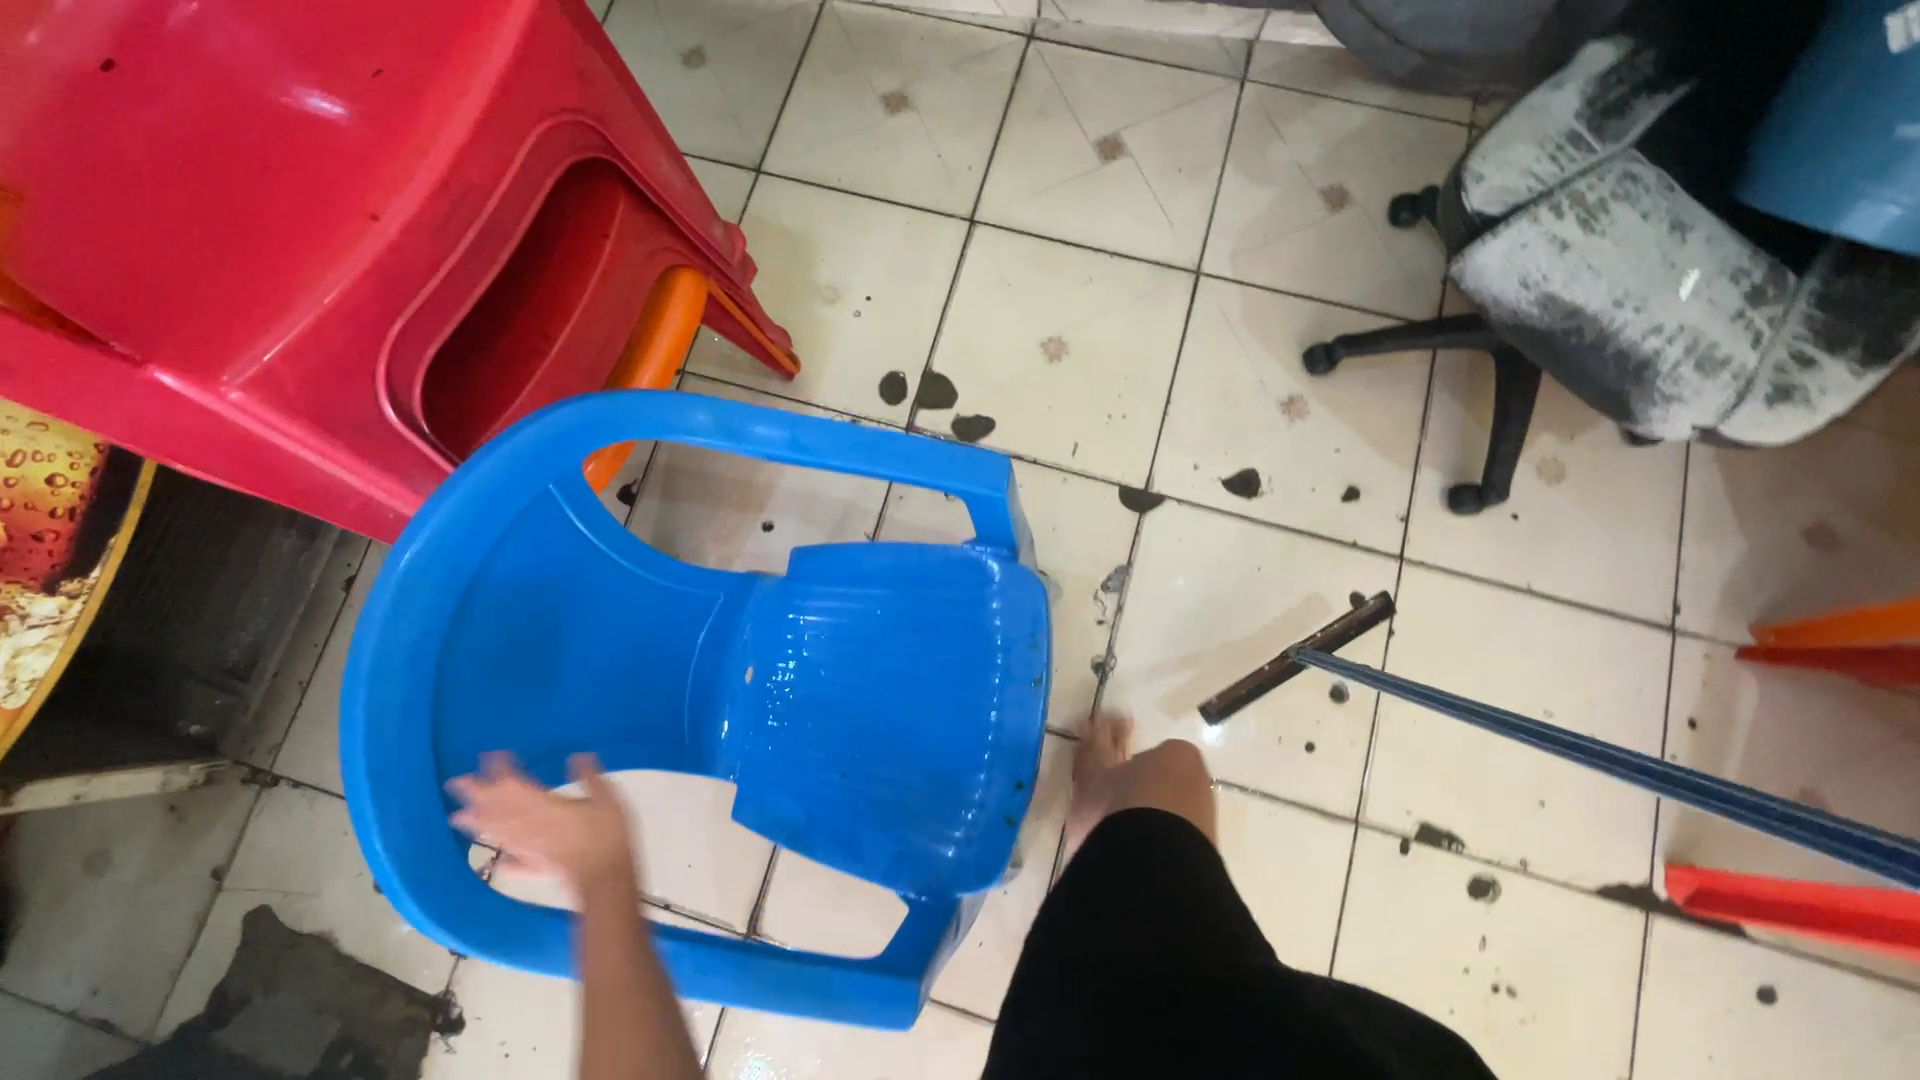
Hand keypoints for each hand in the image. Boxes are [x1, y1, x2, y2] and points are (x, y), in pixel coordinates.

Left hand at [447, 752, 636, 894]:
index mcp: (547, 807)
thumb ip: (591, 777)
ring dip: (477, 823)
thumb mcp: (608, 799)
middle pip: (500, 809)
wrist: (605, 877)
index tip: (490, 756)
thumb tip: (578, 756)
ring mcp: (529, 848)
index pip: (519, 786)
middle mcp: (531, 826)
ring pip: (499, 833)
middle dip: (477, 795)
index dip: (502, 771)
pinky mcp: (534, 866)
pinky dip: (499, 855)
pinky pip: (511, 860)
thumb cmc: (608, 835)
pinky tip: (490, 856)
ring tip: (457, 817)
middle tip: (455, 783)